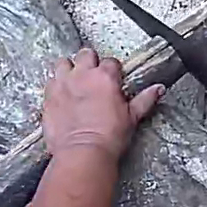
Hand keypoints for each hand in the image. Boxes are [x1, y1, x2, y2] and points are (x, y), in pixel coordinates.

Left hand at [41, 48, 163, 160]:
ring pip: (63, 63)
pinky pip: (50, 82)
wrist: (83, 152)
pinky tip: (61, 95)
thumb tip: (157, 89)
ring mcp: (63, 84)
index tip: (113, 81)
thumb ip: (145, 99)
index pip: (111, 62)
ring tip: (74, 81)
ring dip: (69, 69)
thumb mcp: (132, 117)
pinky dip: (55, 86)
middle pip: (85, 54)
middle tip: (93, 77)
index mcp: (105, 77)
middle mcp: (82, 75)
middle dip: (89, 62)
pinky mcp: (48, 97)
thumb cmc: (107, 136)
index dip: (113, 71)